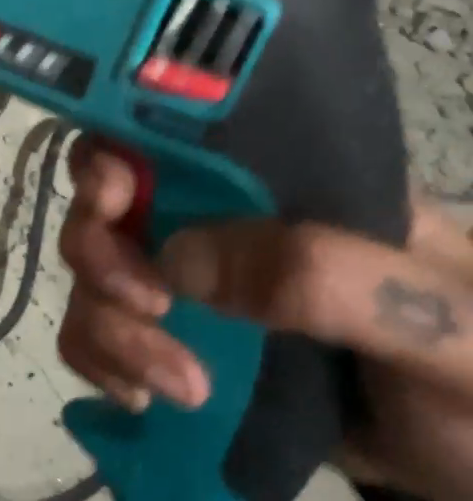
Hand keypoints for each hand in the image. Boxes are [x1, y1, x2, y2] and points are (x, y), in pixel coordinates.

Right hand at [57, 138, 472, 497]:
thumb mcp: (442, 323)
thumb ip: (326, 277)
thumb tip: (175, 258)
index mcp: (279, 186)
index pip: (167, 134)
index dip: (115, 151)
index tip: (111, 198)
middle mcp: (218, 220)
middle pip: (104, 202)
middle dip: (100, 253)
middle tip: (143, 305)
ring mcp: (192, 282)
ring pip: (90, 272)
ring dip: (108, 326)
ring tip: (177, 388)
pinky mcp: (175, 338)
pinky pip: (91, 329)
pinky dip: (97, 359)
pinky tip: (138, 394)